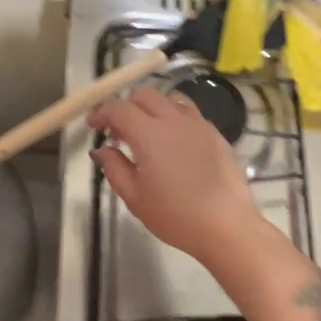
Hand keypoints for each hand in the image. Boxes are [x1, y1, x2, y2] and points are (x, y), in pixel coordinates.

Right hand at [88, 87, 264, 260]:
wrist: (226, 225)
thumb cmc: (175, 215)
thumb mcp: (135, 196)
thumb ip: (114, 167)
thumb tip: (102, 149)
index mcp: (149, 133)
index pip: (119, 108)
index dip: (102, 112)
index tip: (93, 125)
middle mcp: (174, 120)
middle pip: (145, 95)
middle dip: (126, 106)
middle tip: (119, 131)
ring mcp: (199, 124)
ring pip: (171, 98)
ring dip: (153, 108)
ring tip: (148, 131)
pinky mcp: (216, 134)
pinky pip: (190, 114)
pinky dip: (175, 118)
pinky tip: (175, 144)